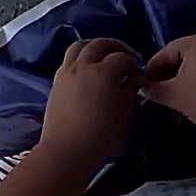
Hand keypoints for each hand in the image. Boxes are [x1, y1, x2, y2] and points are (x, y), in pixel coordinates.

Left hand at [37, 38, 141, 168]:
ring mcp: (67, 72)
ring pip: (79, 46)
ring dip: (94, 46)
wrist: (66, 151)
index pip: (123, 58)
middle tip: (126, 55)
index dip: (133, 63)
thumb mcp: (125, 115)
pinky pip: (68, 60)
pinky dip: (80, 58)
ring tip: (103, 56)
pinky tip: (87, 71)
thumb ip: (130, 93)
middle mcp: (84, 66)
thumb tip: (135, 80)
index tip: (139, 73)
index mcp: (104, 72)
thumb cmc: (102, 136)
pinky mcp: (56, 82)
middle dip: (115, 46)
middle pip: (99, 44)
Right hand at [141, 32, 195, 135]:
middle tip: (158, 92)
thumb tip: (142, 86)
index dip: (152, 69)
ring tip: (176, 95)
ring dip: (185, 76)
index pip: (166, 52)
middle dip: (169, 73)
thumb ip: (155, 89)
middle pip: (183, 54)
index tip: (143, 85)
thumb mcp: (176, 96)